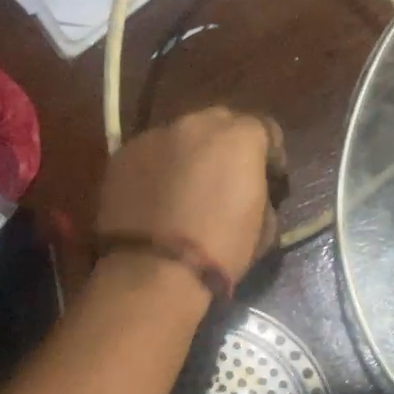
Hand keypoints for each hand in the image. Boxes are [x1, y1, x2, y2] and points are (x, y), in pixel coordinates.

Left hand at [97, 108, 282, 283]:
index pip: (264, 128)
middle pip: (219, 124)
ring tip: (186, 189)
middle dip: (227, 146)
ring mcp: (154, 135)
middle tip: (225, 179)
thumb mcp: (264, 226)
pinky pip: (150, 154)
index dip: (270, 153)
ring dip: (189, 155)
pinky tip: (157, 197)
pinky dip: (158, 169)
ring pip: (180, 137)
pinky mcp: (123, 154)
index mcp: (240, 138)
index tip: (269, 178)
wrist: (154, 270)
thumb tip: (251, 190)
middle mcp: (197, 124)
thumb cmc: (220, 251)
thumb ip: (260, 192)